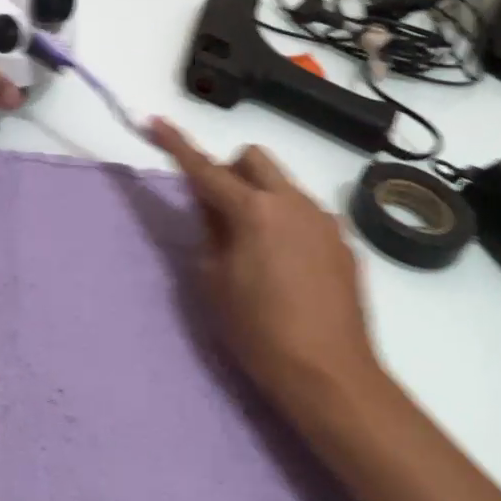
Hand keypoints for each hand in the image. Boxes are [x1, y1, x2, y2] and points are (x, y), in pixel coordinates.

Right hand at [148, 118, 379, 416]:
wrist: (332, 377)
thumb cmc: (261, 334)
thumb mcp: (216, 284)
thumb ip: (209, 233)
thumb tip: (209, 206)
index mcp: (254, 211)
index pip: (206, 169)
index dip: (178, 145)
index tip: (156, 122)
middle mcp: (293, 202)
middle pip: (254, 159)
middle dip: (231, 172)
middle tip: (220, 213)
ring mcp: (324, 220)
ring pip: (284, 185)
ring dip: (262, 199)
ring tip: (258, 250)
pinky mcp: (345, 242)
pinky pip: (308, 215)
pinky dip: (289, 225)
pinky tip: (290, 271)